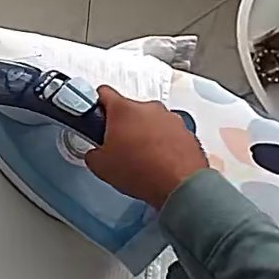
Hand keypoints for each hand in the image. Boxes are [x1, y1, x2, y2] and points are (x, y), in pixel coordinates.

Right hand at [85, 86, 208, 207]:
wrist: (179, 185)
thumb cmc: (142, 171)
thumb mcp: (101, 166)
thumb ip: (93, 153)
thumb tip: (96, 154)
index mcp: (123, 109)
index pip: (103, 93)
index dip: (96, 104)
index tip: (96, 116)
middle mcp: (148, 107)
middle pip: (128, 109)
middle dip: (122, 125)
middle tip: (117, 146)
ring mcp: (169, 117)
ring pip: (150, 120)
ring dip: (144, 133)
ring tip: (139, 158)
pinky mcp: (185, 131)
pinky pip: (168, 132)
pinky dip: (162, 143)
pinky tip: (157, 162)